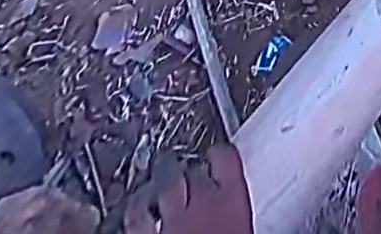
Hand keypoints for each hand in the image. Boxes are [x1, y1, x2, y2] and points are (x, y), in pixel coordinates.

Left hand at [125, 145, 251, 233]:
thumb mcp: (244, 228)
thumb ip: (239, 215)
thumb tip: (246, 216)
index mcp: (233, 201)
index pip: (226, 157)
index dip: (219, 154)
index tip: (217, 155)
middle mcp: (199, 204)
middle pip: (193, 171)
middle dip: (190, 173)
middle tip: (190, 177)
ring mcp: (169, 222)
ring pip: (161, 185)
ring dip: (160, 181)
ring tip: (159, 180)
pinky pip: (135, 216)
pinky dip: (136, 208)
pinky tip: (135, 209)